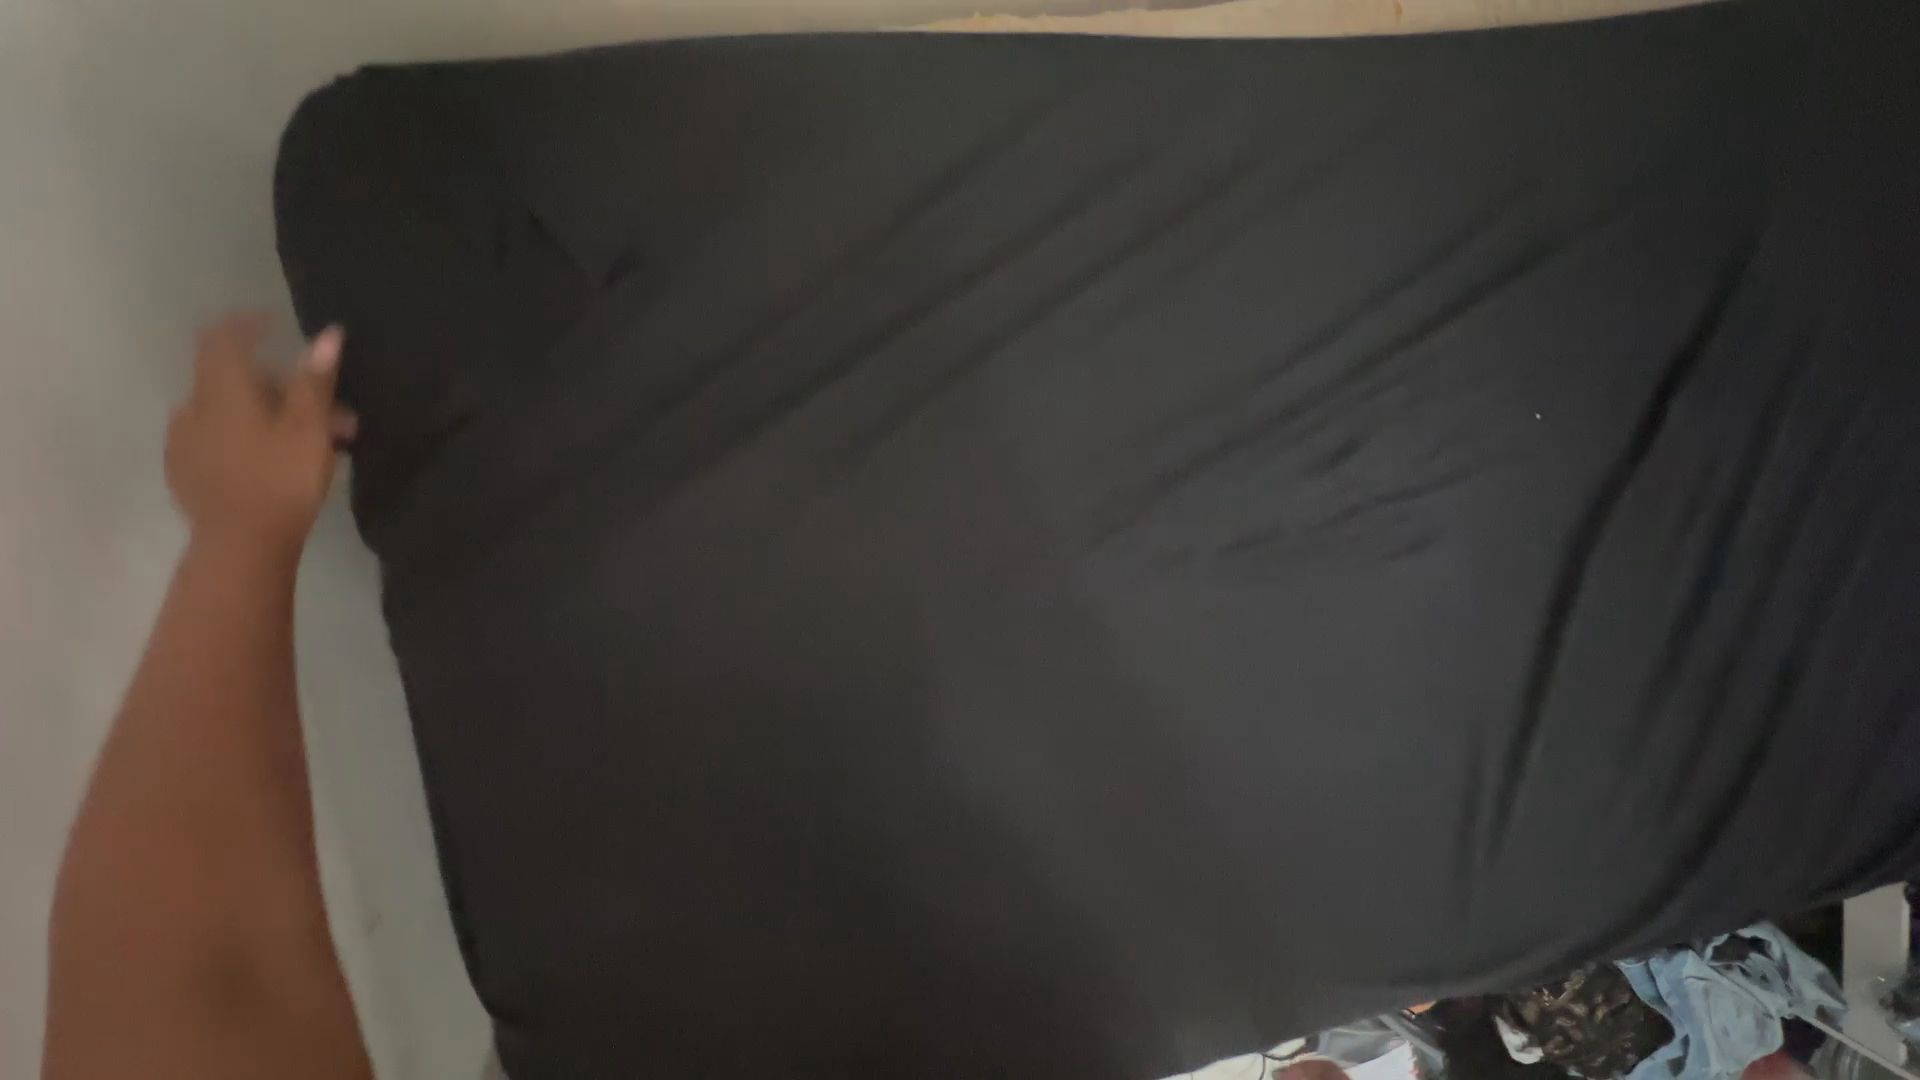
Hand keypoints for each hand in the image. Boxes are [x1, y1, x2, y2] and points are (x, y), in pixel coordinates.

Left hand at [165, 315, 357, 552]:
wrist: (242, 540)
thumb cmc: (282, 478)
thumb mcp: (309, 428)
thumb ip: (315, 381)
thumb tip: (327, 335)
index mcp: (222, 391)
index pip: (224, 340)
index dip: (247, 325)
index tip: (275, 323)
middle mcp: (195, 406)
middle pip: (236, 379)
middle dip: (282, 386)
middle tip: (329, 410)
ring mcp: (185, 439)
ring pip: (231, 411)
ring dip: (270, 414)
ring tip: (312, 441)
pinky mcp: (187, 468)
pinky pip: (220, 437)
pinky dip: (249, 435)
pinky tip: (274, 459)